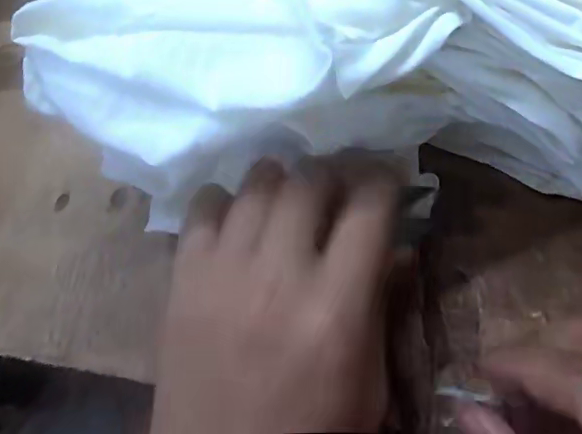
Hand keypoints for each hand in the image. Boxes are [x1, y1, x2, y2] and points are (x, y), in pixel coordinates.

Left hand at [149, 158, 400, 433]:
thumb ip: (380, 306)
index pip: (368, 208)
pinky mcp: (184, 274)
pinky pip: (204, 204)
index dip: (382, 180)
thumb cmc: (309, 432)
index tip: (383, 176)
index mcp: (335, 310)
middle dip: (330, 174)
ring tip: (287, 196)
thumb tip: (397, 244)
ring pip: (258, 182)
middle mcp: (280, 275)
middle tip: (334, 188)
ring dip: (281, 179)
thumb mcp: (366, 386)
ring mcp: (226, 269)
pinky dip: (225, 199)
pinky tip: (237, 219)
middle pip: (309, 180)